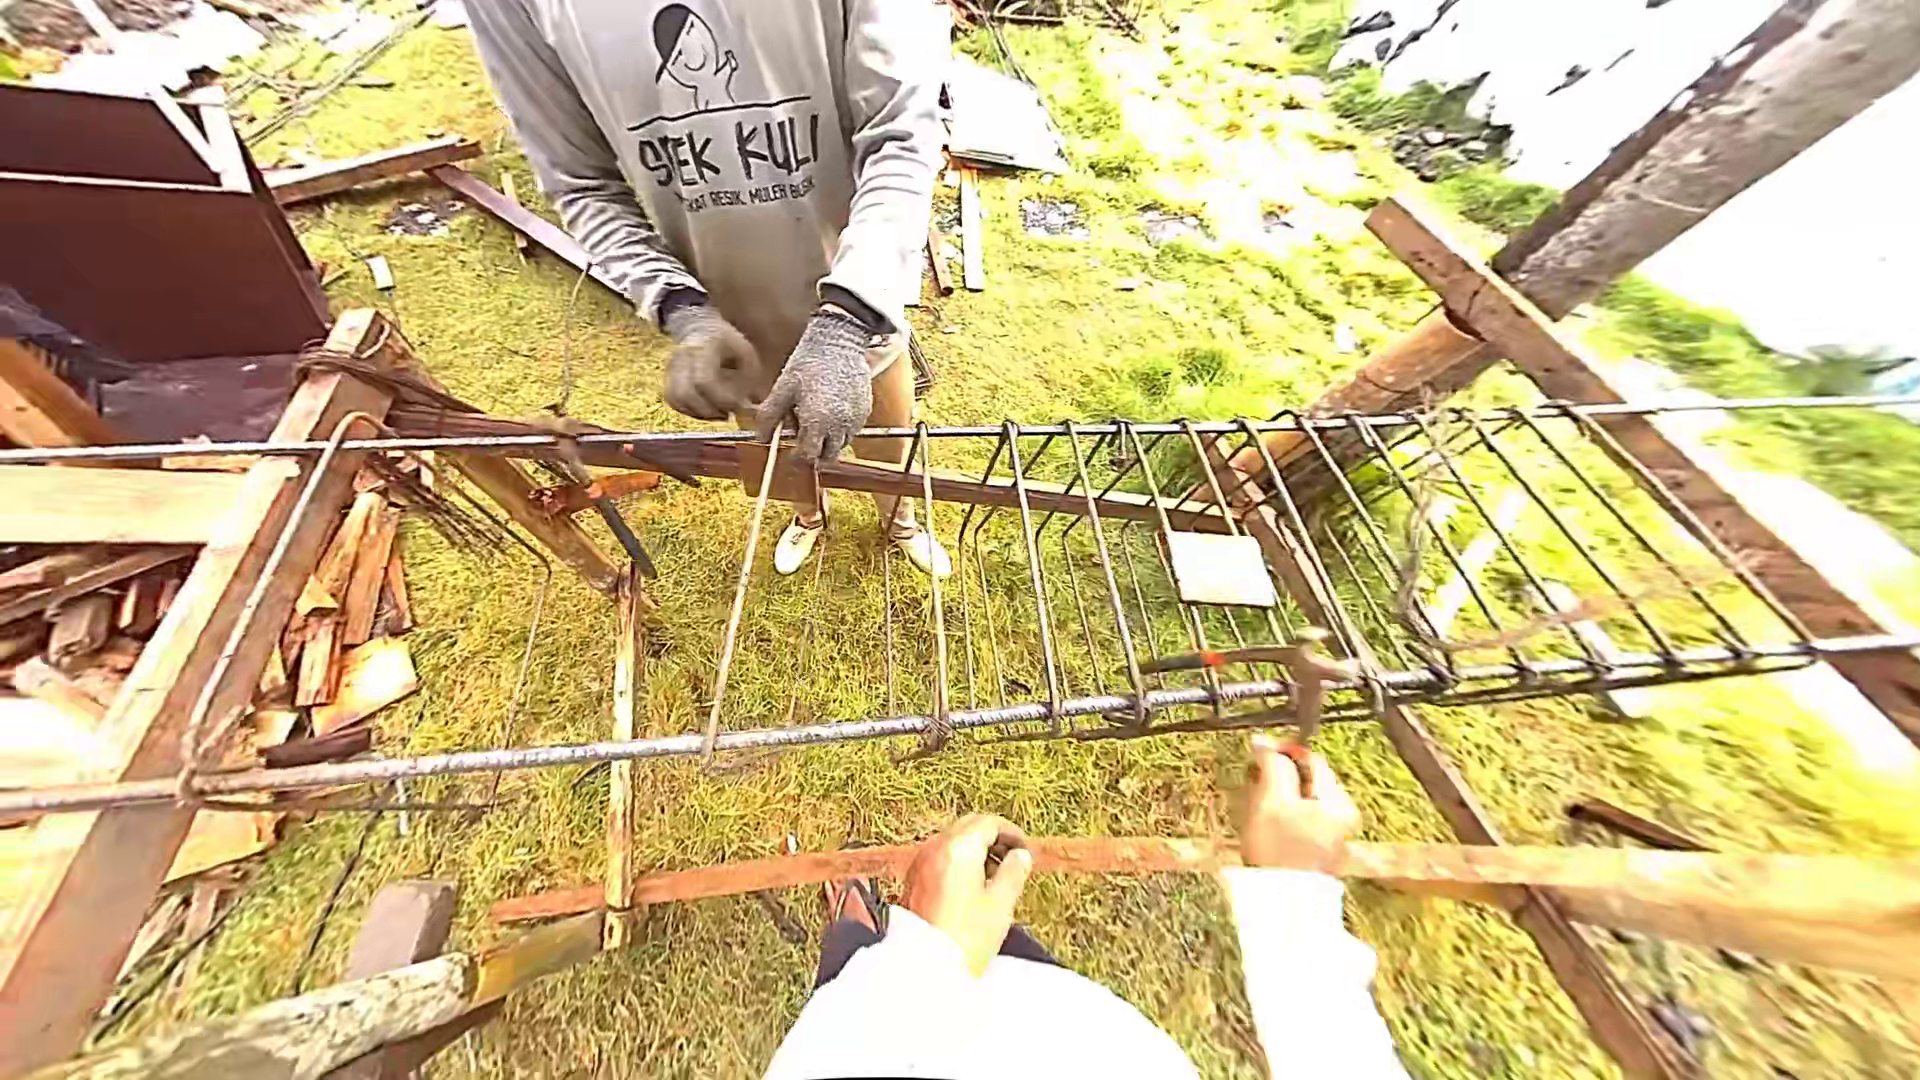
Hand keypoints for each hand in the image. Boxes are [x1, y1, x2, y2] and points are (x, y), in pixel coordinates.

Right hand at [661, 303, 756, 420]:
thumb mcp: (747, 355)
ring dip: (702, 414)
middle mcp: (681, 358)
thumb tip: (751, 411)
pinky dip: (692, 412)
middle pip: (685, 394)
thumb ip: (751, 382)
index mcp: (703, 348)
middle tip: (731, 412)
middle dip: (711, 411)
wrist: (701, 328)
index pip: (703, 381)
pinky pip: (674, 402)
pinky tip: (709, 410)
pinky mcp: (668, 379)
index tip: (741, 407)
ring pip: (677, 400)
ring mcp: (671, 368)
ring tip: (722, 412)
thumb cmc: (730, 344)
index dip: (723, 400)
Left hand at [754, 308, 872, 461]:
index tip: (790, 455)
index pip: (808, 456)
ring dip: (828, 440)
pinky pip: (852, 429)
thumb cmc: (809, 363)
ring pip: (841, 444)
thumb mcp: (783, 388)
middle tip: (803, 436)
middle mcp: (840, 426)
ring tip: (817, 415)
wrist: (839, 342)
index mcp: (818, 423)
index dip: (797, 459)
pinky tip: (830, 406)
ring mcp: (856, 420)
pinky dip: (840, 427)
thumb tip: (761, 438)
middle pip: (828, 456)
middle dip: (814, 451)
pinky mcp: (865, 411)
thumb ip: (770, 417)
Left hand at [901, 813, 1033, 975]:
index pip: (989, 822)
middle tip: (1013, 859)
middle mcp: (936, 846)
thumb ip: (1013, 873)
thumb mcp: (1000, 906)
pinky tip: (971, 885)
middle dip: (993, 837)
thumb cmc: (966, 939)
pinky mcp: (913, 878)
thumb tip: (1021, 856)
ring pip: (953, 839)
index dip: (1012, 833)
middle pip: (969, 826)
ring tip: (995, 875)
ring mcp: (921, 861)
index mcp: (959, 847)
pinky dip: (958, 859)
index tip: (1025, 851)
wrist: (924, 972)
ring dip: (975, 847)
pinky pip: (940, 855)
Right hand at [1240, 735, 1359, 871]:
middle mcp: (1342, 814)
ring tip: (1258, 801)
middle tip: (1255, 780)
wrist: (1282, 900)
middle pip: (1307, 776)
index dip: (1282, 749)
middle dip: (1279, 773)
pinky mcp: (1320, 844)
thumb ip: (1272, 765)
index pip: (1310, 758)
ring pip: (1300, 794)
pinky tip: (1266, 819)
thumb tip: (1263, 742)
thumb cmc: (1278, 848)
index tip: (1257, 752)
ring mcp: (1333, 831)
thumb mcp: (1271, 799)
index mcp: (1338, 801)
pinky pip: (1299, 812)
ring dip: (1277, 791)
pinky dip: (1281, 808)